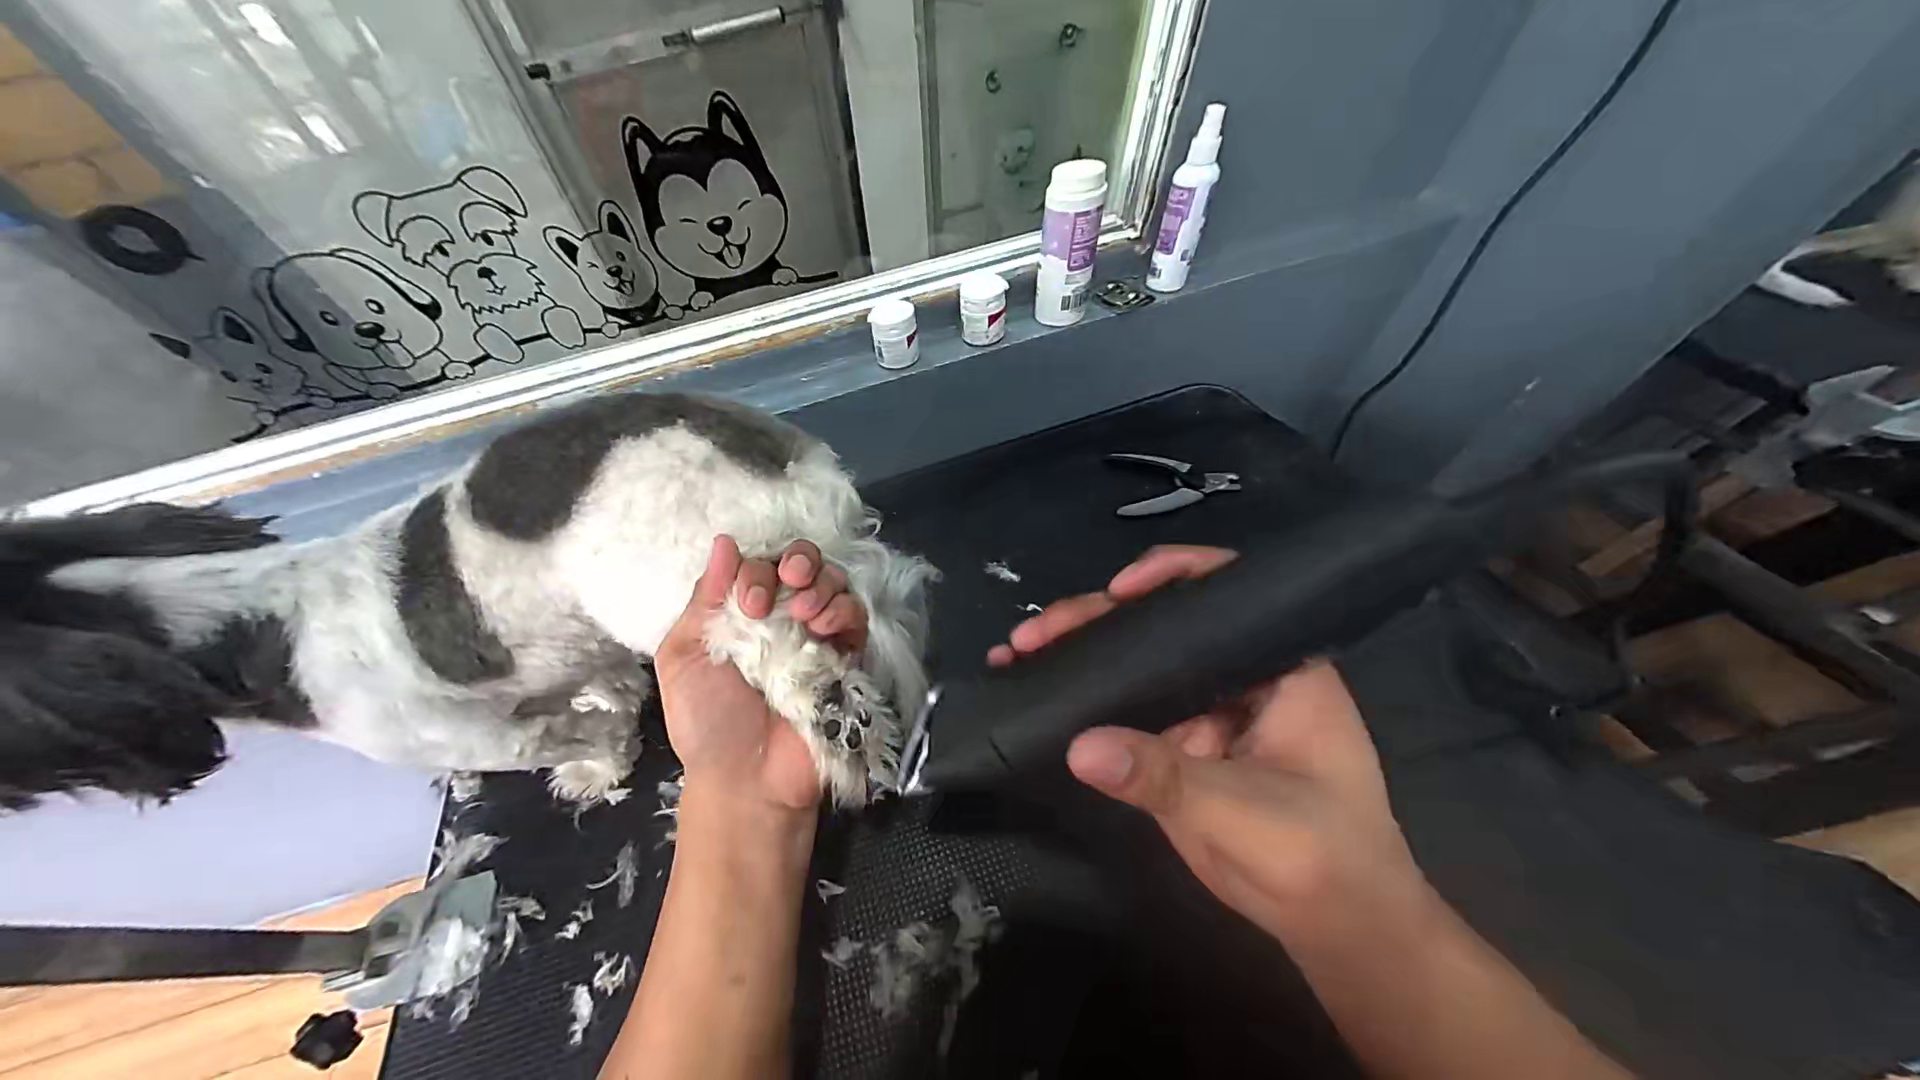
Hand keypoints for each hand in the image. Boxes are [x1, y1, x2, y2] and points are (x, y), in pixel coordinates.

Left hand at [654, 536, 866, 811]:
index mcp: (743, 612)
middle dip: (799, 561)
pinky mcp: (847, 656)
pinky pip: (856, 615)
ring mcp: (817, 635)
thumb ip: (705, 600)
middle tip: (789, 583)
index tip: (751, 602)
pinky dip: (845, 610)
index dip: (758, 569)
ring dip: (823, 584)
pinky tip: (826, 627)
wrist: (748, 778)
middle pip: (803, 562)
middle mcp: (783, 616)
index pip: (760, 564)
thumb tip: (725, 541)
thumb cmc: (708, 722)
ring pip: (834, 582)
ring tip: (806, 614)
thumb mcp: (685, 657)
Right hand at [988, 545, 1426, 941]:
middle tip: (1038, 630)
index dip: (1172, 574)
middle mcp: (1232, 672)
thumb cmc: (1320, 854)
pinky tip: (1031, 685)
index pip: (1225, 590)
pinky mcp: (1167, 741)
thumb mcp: (1247, 813)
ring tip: (1019, 648)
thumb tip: (1080, 748)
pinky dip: (1076, 698)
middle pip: (1160, 621)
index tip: (1119, 590)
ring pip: (1131, 660)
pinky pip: (1116, 709)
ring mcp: (1196, 706)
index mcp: (1276, 665)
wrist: (1328, 924)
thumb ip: (1165, 777)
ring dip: (1076, 650)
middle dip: (1096, 617)